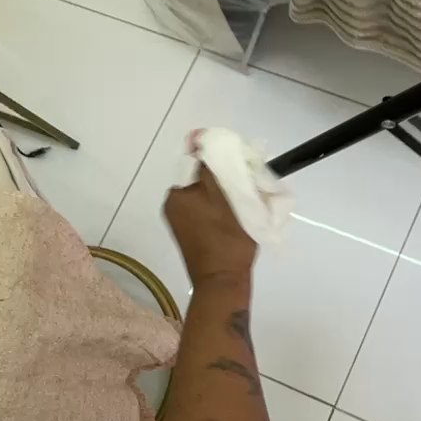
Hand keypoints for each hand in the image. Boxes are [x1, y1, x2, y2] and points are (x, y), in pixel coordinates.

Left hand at [165, 164, 256, 284]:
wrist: (223, 281)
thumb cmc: (227, 239)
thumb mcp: (224, 196)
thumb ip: (212, 168)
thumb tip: (199, 140)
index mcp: (178, 194)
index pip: (200, 166)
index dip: (223, 165)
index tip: (242, 171)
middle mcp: (174, 206)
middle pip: (204, 182)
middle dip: (225, 183)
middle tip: (247, 191)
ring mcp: (180, 222)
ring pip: (207, 198)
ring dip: (224, 199)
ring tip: (243, 208)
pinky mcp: (190, 235)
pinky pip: (206, 213)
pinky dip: (219, 213)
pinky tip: (234, 221)